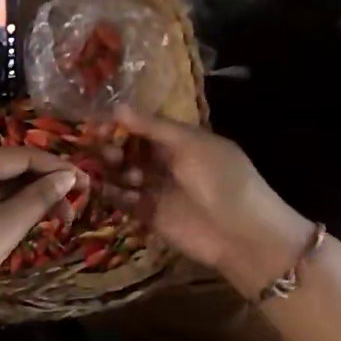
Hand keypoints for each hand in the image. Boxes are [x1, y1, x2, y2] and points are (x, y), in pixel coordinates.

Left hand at [0, 147, 83, 323]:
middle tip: (78, 203)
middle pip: (15, 165)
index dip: (58, 168)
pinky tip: (34, 218)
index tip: (87, 183)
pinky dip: (16, 204)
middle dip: (48, 182)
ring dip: (34, 195)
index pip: (25, 156)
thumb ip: (39, 197)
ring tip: (61, 217)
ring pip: (5, 181)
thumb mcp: (6, 226)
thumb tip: (69, 176)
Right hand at [110, 107, 312, 294]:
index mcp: (180, 140)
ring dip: (113, 172)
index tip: (98, 124)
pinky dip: (115, 196)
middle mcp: (166, 162)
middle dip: (113, 148)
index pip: (143, 126)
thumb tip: (117, 107)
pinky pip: (125, 202)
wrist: (241, 232)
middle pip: (129, 150)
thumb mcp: (191, 145)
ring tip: (111, 172)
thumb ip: (154, 127)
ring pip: (123, 176)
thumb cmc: (221, 179)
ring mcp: (157, 190)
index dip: (120, 124)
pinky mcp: (150, 216)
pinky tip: (115, 194)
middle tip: (107, 151)